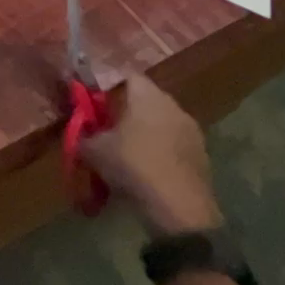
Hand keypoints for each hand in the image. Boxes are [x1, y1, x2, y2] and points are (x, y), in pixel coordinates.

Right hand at [80, 75, 220, 237]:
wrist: (179, 208)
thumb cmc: (132, 165)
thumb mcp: (92, 150)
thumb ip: (84, 134)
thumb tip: (83, 133)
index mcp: (148, 97)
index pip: (126, 77)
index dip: (106, 87)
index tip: (92, 103)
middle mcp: (173, 107)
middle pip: (144, 101)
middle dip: (123, 113)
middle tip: (104, 130)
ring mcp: (191, 131)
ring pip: (159, 124)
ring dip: (141, 134)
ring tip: (122, 155)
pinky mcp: (201, 155)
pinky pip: (171, 145)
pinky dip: (156, 153)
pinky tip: (143, 172)